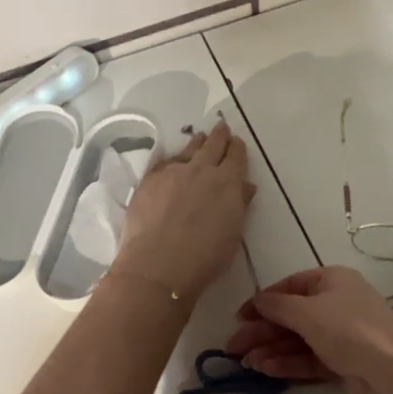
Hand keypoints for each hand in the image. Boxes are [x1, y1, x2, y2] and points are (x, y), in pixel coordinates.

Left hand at [110, 119, 255, 299]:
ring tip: (199, 137)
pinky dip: (172, 159)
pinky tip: (171, 161)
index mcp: (227, 182)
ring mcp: (172, 173)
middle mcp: (201, 170)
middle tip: (221, 127)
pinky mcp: (148, 181)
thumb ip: (238, 205)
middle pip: (212, 145)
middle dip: (219, 136)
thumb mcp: (232, 234)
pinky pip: (164, 162)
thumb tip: (244, 186)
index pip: (236, 156)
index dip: (237, 148)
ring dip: (196, 143)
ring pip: (187, 150)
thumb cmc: (204, 257)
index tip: (237, 143)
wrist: (158, 266)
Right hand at [222, 266, 392, 393]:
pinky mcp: (345, 364)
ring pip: (299, 340)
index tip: (239, 318)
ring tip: (245, 363)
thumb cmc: (351, 331)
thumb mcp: (308, 312)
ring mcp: (343, 336)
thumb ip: (277, 305)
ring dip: (271, 349)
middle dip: (262, 331)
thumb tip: (257, 301)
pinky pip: (309, 359)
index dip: (263, 301)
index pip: (291, 286)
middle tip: (232, 348)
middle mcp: (338, 304)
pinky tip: (266, 369)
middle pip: (292, 316)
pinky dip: (288, 363)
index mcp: (334, 281)